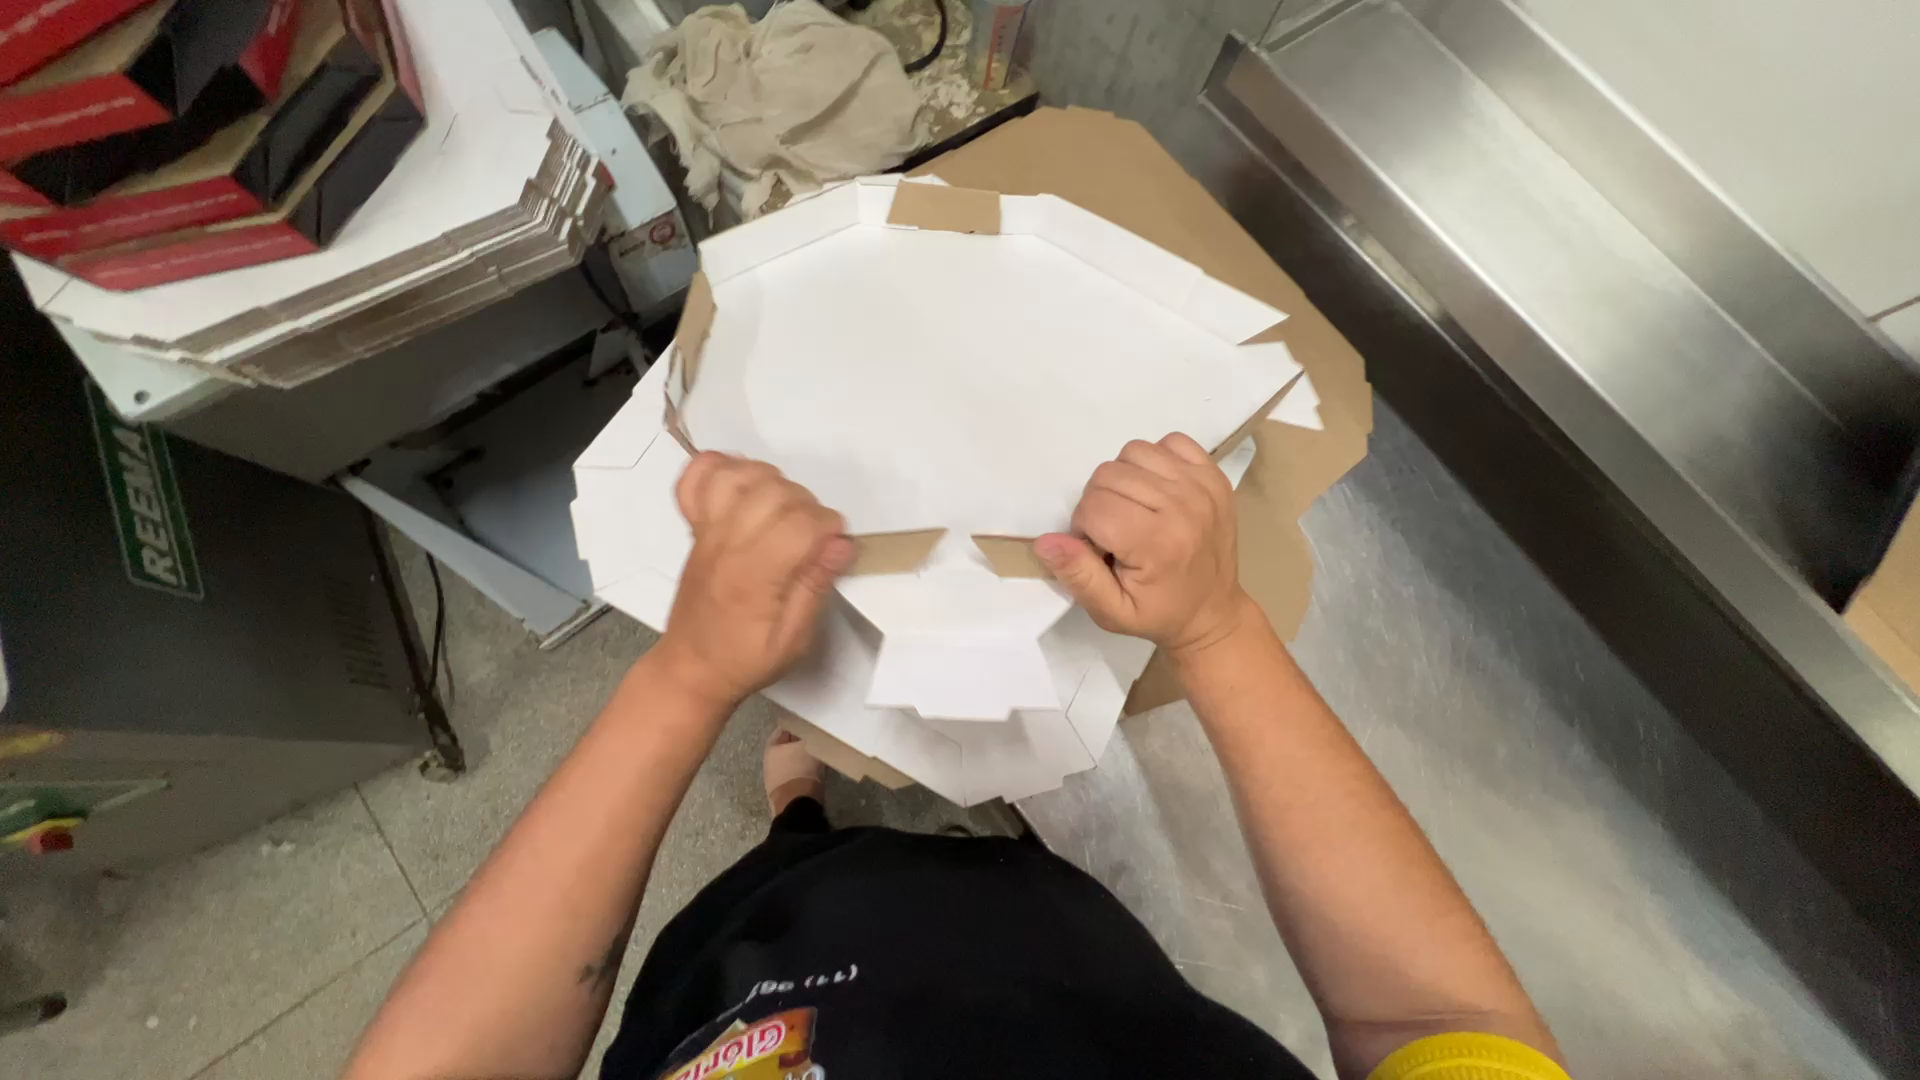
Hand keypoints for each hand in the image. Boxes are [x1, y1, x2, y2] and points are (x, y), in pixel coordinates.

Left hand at [653, 453, 855, 709]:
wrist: (692, 668)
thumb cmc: (747, 659)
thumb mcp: (795, 640)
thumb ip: (815, 587)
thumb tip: (840, 544)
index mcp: (754, 577)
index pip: (800, 524)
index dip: (829, 527)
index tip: (835, 546)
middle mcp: (727, 545)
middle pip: (773, 492)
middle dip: (807, 504)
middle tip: (813, 534)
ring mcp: (707, 532)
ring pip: (739, 476)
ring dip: (772, 481)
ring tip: (785, 508)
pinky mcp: (695, 528)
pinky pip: (697, 479)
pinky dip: (720, 468)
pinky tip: (745, 482)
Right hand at [1033, 433, 1254, 655]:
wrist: (1213, 612)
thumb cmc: (1158, 614)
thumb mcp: (1111, 611)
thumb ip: (1078, 575)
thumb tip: (1045, 542)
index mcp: (1157, 543)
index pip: (1094, 508)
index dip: (1084, 528)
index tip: (1099, 549)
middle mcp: (1183, 506)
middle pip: (1108, 475)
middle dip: (1098, 503)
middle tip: (1114, 532)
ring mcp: (1202, 486)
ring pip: (1133, 452)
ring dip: (1122, 478)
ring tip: (1133, 510)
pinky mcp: (1213, 474)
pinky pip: (1170, 442)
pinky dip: (1154, 461)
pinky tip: (1157, 492)